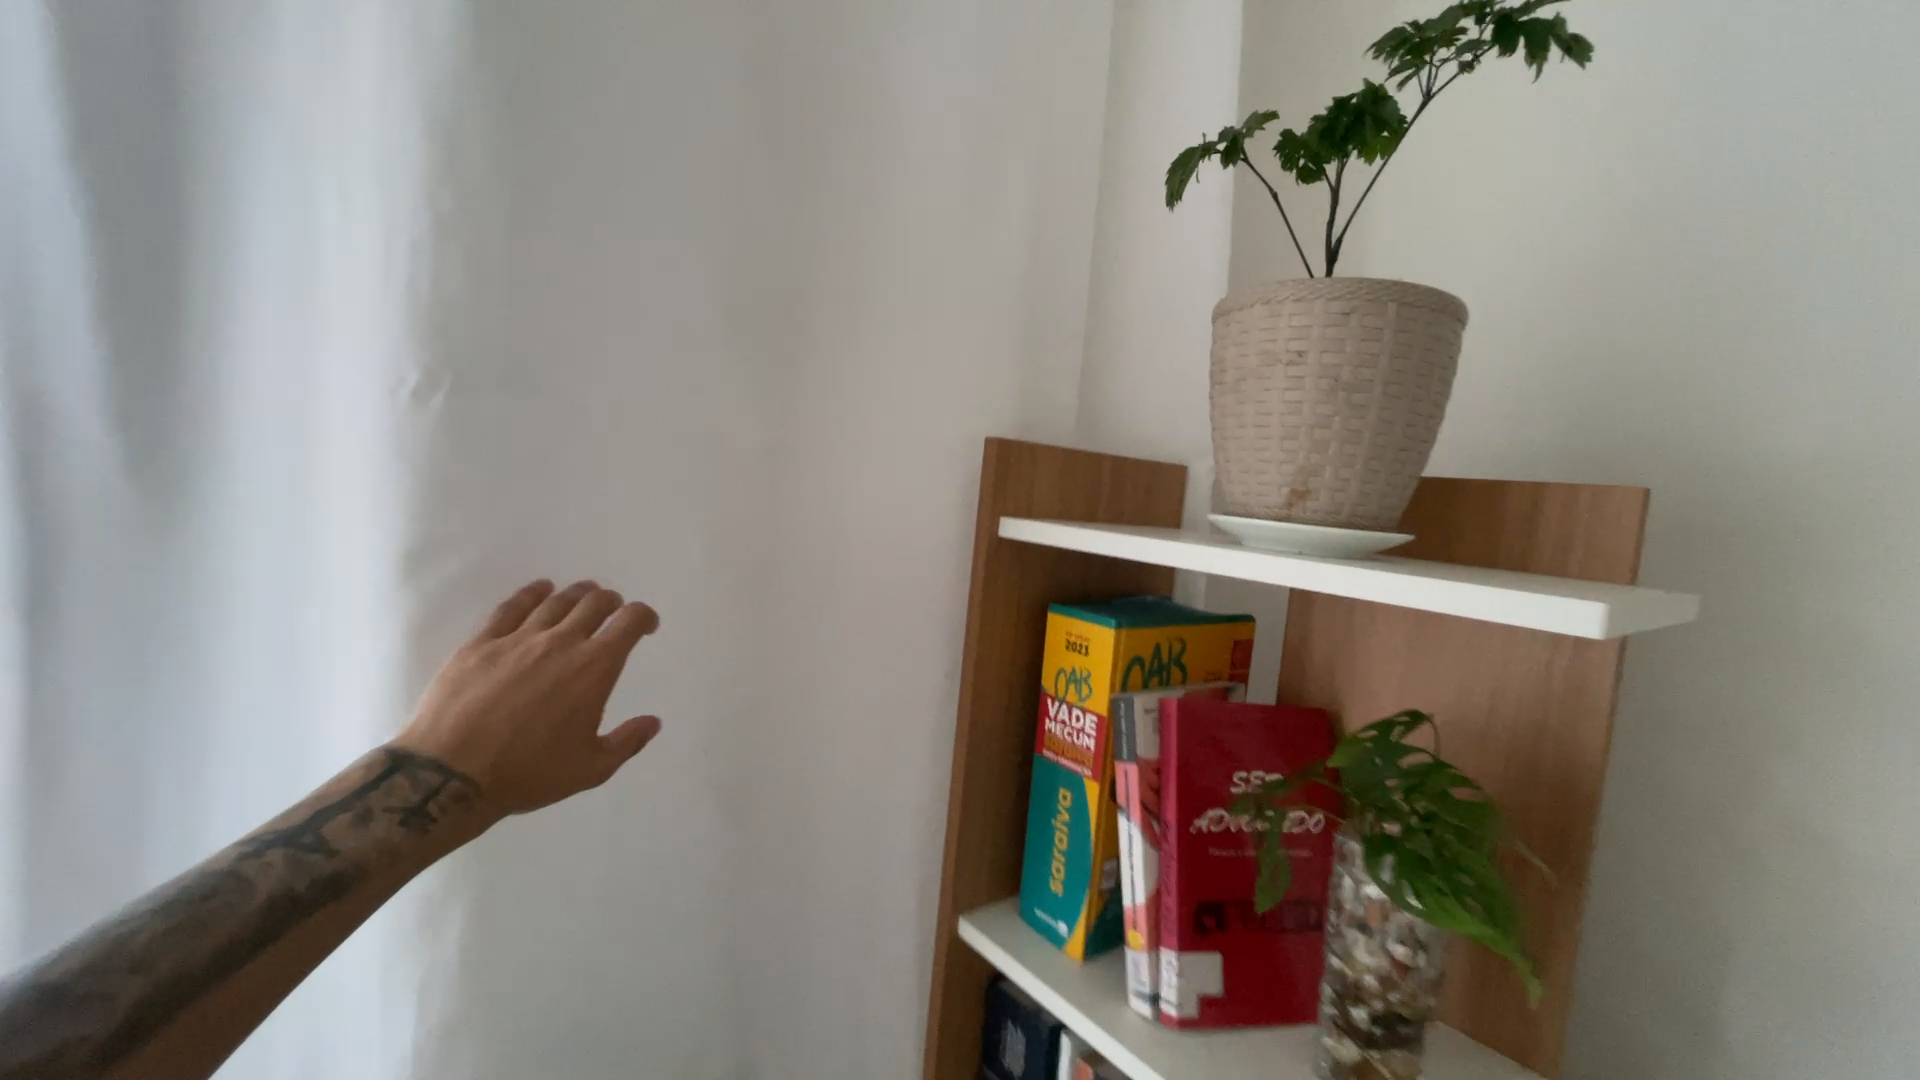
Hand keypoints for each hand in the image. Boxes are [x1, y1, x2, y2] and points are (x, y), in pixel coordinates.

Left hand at [392, 579, 661, 820]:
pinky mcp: (481, 643)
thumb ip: (627, 742)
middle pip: (594, 603)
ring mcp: (518, 639)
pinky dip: (531, 594)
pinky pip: (511, 607)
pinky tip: (539, 590)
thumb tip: (652, 722)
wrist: (449, 774)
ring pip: (556, 601)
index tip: (646, 626)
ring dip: (577, 594)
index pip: (629, 622)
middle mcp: (561, 642)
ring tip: (584, 595)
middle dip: (611, 602)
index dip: (644, 617)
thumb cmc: (528, 773)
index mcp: (595, 668)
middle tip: (613, 611)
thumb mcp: (591, 768)